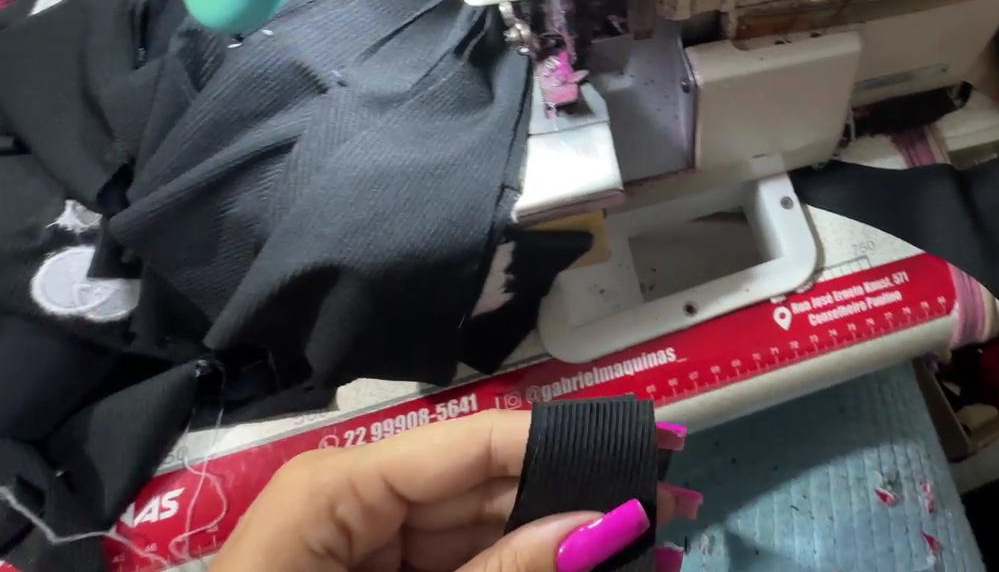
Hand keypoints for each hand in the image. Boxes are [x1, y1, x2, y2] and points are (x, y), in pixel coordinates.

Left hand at [209, 411, 686, 571]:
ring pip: (484, 529)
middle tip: (652, 507)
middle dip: (567, 500)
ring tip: (632, 542)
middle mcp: (366, 497)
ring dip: (555, 539)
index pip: (475, 439)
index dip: (560, 445)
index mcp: (345, 481)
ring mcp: (373, 545)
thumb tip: (600, 525)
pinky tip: (575, 564)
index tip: (637, 452)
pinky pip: (466, 565)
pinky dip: (520, 568)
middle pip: (488, 485)